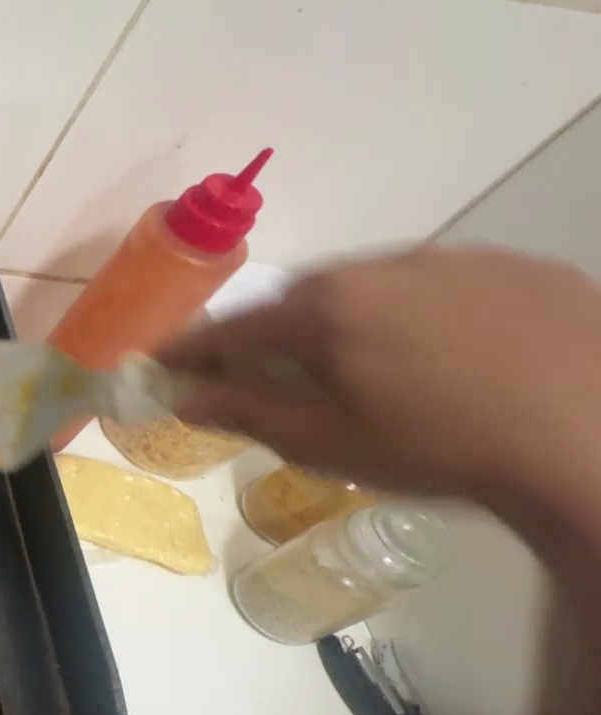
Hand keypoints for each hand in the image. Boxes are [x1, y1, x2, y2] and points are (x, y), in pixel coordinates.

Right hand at [159, 247, 600, 513]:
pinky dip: (412, 309)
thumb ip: (244, 411)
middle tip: (265, 368)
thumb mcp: (320, 442)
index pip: (234, 327)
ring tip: (355, 359)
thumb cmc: (434, 446)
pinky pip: (440, 282)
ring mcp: (461, 261)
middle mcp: (385, 268)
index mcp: (326, 310)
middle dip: (271, 329)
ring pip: (372, 282)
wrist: (594, 440)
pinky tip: (434, 350)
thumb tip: (187, 398)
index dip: (192, 347)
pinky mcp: (522, 269)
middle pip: (301, 296)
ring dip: (344, 314)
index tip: (164, 362)